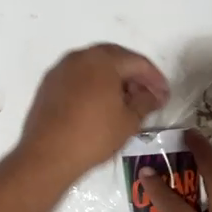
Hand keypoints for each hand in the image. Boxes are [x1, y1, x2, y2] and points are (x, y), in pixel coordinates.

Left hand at [18, 44, 169, 181]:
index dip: (155, 79)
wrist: (47, 155)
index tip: (165, 96)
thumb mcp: (128, 121)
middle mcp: (80, 56)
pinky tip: (101, 105)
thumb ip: (146, 102)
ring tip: (126, 102)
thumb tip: (154, 95)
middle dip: (134, 75)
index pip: (138, 62)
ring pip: (95, 67)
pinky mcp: (48, 84)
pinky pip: (78, 77)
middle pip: (115, 59)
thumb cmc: (94, 136)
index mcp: (103, 59)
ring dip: (113, 79)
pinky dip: (94, 85)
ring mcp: (61, 69)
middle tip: (147, 95)